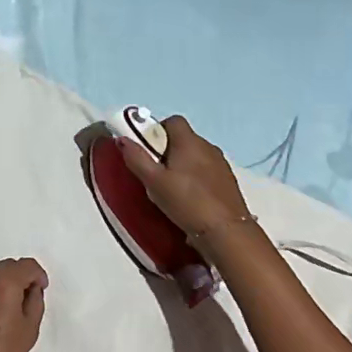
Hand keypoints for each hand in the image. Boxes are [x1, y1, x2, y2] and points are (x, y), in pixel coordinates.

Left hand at [0, 258, 47, 351]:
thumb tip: (31, 289)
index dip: (38, 276)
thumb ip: (35, 301)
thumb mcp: (29, 329)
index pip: (27, 265)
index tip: (40, 289)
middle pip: (5, 266)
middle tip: (21, 300)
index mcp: (4, 279)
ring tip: (0, 309)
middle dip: (17, 278)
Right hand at [116, 115, 253, 243]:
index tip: (147, 151)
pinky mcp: (228, 181)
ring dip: (183, 165)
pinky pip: (207, 171)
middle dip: (168, 151)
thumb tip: (122, 139)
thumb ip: (137, 158)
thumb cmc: (186, 202)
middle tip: (155, 174)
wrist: (225, 230)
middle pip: (184, 139)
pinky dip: (197, 178)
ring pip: (196, 156)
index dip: (157, 131)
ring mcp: (221, 164)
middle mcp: (208, 146)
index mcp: (189, 141)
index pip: (173, 121)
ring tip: (172, 189)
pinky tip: (190, 199)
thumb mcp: (154, 182)